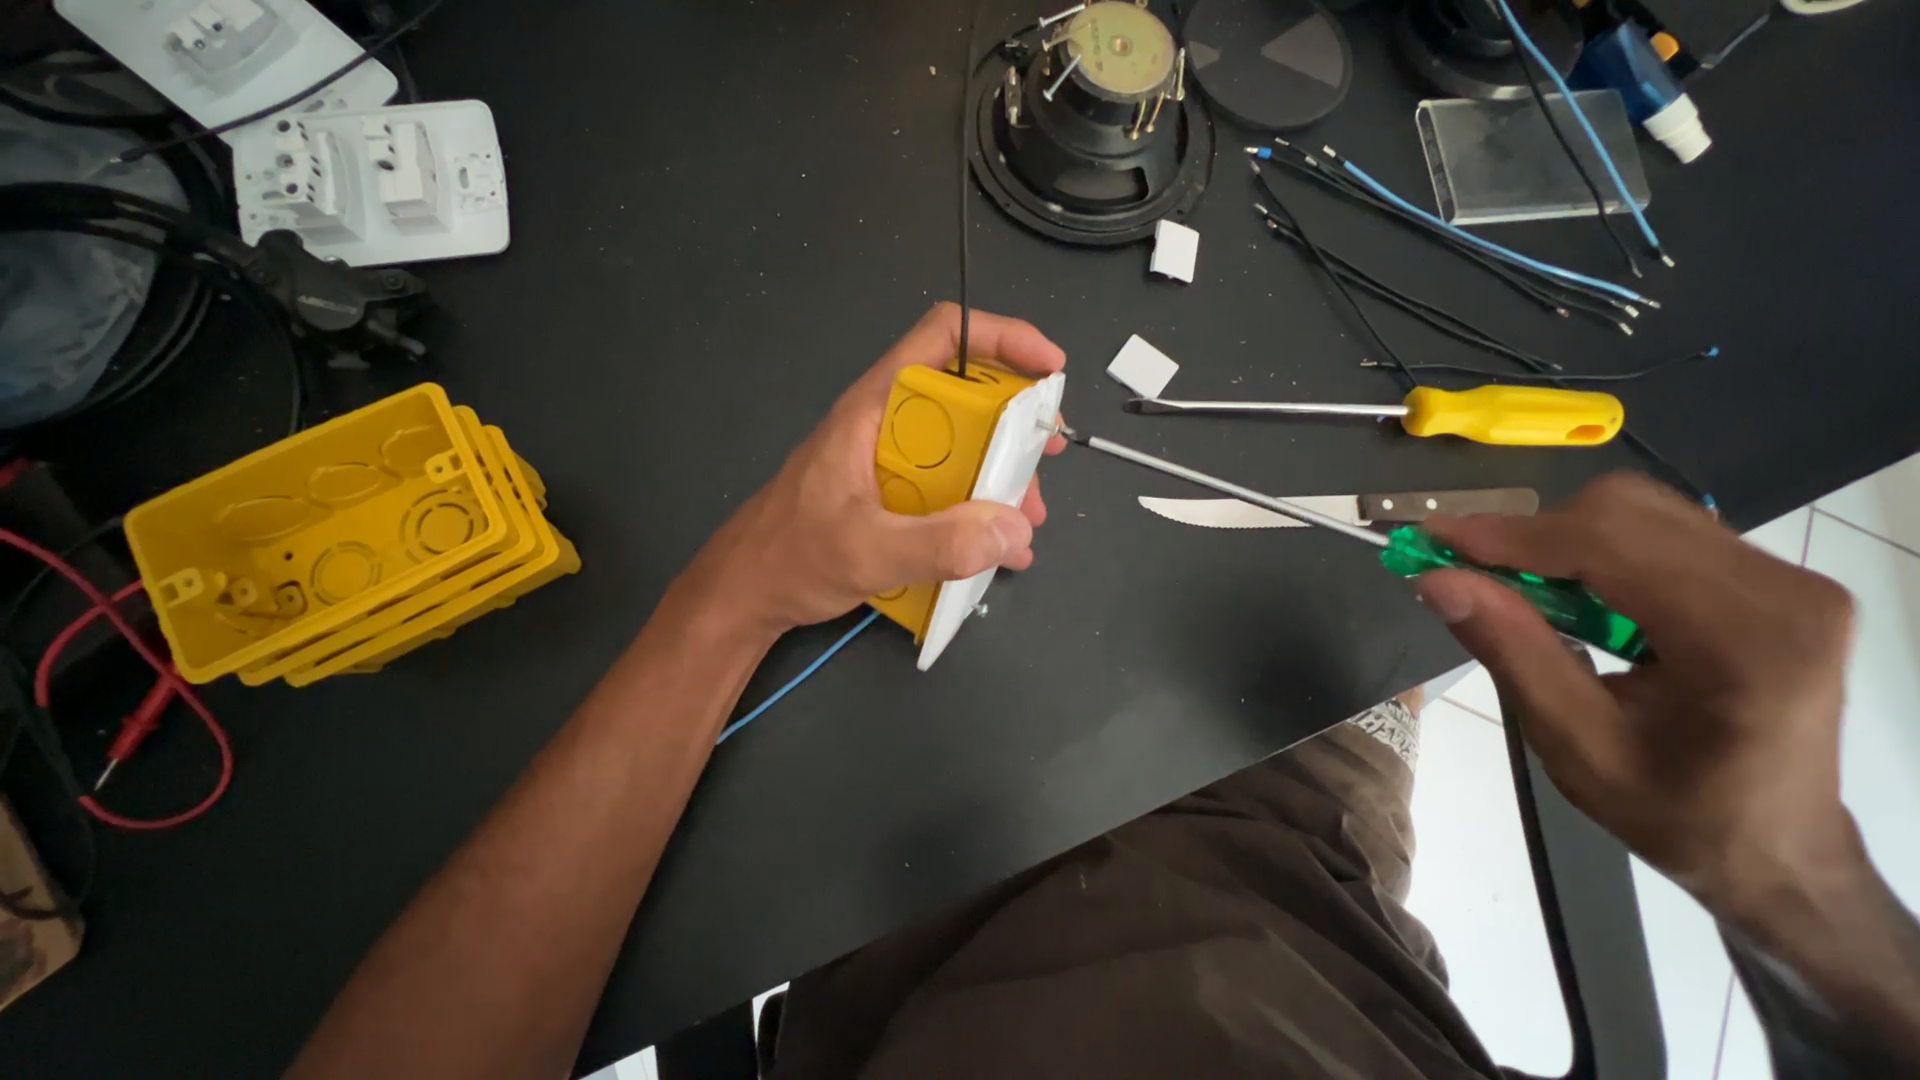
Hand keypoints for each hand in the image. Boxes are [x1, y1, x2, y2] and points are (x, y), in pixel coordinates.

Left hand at [683, 303, 1066, 635]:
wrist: (744, 593)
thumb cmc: (791, 558)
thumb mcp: (867, 552)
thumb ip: (939, 544)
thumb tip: (1014, 529)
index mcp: (875, 408)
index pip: (943, 338)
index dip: (1002, 338)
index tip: (1049, 370)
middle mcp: (888, 424)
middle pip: (966, 395)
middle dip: (1015, 425)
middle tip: (1045, 460)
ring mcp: (891, 460)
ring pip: (963, 446)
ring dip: (1001, 477)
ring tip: (1027, 522)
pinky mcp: (892, 495)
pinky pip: (948, 487)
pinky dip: (978, 511)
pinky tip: (997, 550)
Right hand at [1414, 472, 1865, 924]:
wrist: (1775, 848)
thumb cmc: (1674, 812)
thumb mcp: (1575, 743)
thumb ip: (1511, 651)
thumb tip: (1435, 580)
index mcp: (1747, 640)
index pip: (1611, 544)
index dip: (1512, 534)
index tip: (1432, 540)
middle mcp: (1783, 590)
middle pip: (1625, 511)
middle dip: (1531, 534)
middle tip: (1466, 571)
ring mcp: (1786, 579)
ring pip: (1639, 510)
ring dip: (1558, 539)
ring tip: (1513, 589)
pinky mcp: (1771, 578)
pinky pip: (1660, 529)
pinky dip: (1592, 548)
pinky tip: (1567, 594)